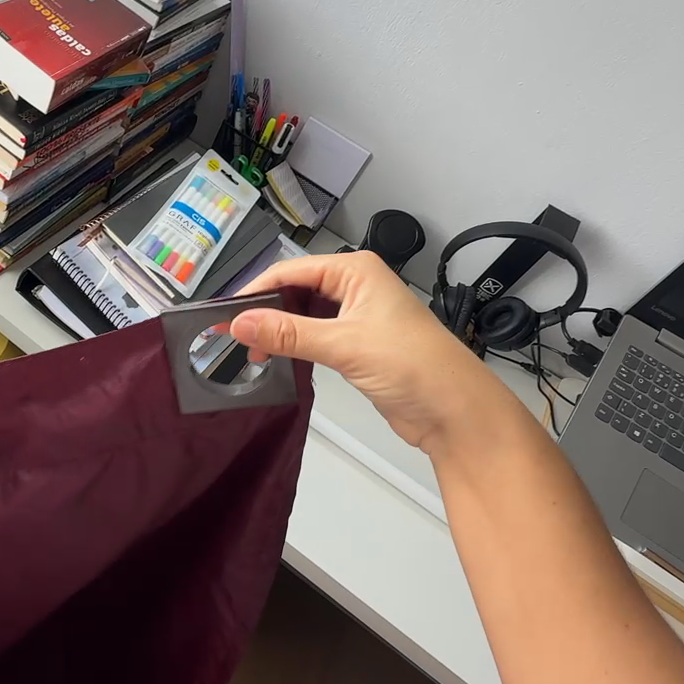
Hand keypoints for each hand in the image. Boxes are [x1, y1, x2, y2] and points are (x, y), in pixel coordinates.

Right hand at [230, 252, 527, 455]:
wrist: (458, 413)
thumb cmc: (414, 365)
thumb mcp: (343, 345)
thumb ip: (287, 333)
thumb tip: (239, 324)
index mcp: (355, 270)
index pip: (291, 271)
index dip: (256, 291)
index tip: (225, 314)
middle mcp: (355, 286)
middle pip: (295, 290)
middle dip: (265, 311)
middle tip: (233, 335)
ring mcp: (357, 315)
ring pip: (303, 314)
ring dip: (279, 330)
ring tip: (251, 352)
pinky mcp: (358, 343)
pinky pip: (315, 335)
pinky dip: (294, 345)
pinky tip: (277, 359)